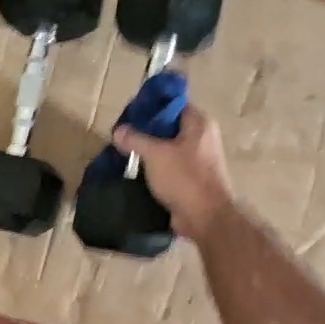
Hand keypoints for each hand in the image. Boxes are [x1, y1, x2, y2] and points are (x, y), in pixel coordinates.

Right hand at [113, 106, 235, 239]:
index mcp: (199, 125)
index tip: (131, 114)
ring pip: (169, 149)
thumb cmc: (184, 178)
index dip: (153, 107)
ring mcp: (199, 160)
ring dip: (150, 152)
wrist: (205, 217)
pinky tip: (137, 172)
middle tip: (124, 135)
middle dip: (147, 131)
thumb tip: (118, 131)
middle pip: (170, 127)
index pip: (174, 105)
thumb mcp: (155, 154)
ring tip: (126, 154)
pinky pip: (170, 167)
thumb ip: (135, 140)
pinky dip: (156, 169)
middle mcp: (202, 138)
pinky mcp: (193, 179)